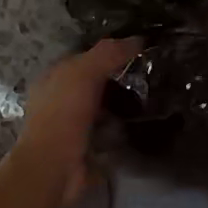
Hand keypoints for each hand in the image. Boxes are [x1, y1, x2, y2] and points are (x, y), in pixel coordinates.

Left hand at [4, 36, 140, 201]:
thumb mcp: (83, 73)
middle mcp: (60, 103)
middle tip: (153, 77)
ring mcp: (72, 129)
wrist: (54, 168)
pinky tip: (142, 127)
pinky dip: (122, 133)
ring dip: (123, 108)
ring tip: (154, 101)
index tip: (141, 51)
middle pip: (95, 87)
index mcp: (53, 80)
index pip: (84, 60)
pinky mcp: (85, 152)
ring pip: (103, 112)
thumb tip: (138, 39)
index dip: (110, 54)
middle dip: (119, 82)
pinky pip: (108, 137)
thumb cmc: (63, 115)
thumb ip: (108, 54)